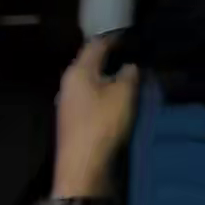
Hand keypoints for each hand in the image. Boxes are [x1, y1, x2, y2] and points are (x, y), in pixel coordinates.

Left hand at [52, 38, 140, 197]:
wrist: (84, 170)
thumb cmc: (103, 124)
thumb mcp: (124, 94)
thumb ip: (129, 74)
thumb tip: (129, 66)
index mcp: (78, 71)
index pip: (97, 44)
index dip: (115, 38)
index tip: (133, 35)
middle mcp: (70, 83)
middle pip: (92, 62)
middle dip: (112, 56)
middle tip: (134, 53)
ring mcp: (70, 103)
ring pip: (92, 80)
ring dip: (110, 75)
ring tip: (131, 74)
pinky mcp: (75, 120)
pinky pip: (92, 95)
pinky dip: (106, 91)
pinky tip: (119, 96)